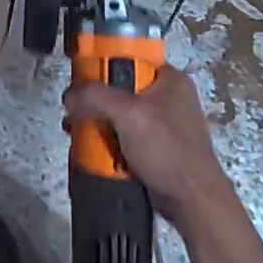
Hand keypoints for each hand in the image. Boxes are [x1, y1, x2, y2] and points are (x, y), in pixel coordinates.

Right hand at [63, 67, 235, 227]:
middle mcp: (170, 96)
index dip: (102, 66)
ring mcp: (165, 124)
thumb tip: (69, 96)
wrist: (193, 203)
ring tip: (79, 135)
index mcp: (170, 78)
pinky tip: (95, 152)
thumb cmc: (166, 149)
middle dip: (96, 102)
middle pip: (121, 89)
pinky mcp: (159, 148)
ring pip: (121, 116)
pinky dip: (110, 142)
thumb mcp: (128, 114)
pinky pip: (127, 137)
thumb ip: (95, 97)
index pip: (130, 59)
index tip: (80, 80)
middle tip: (75, 113)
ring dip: (99, 125)